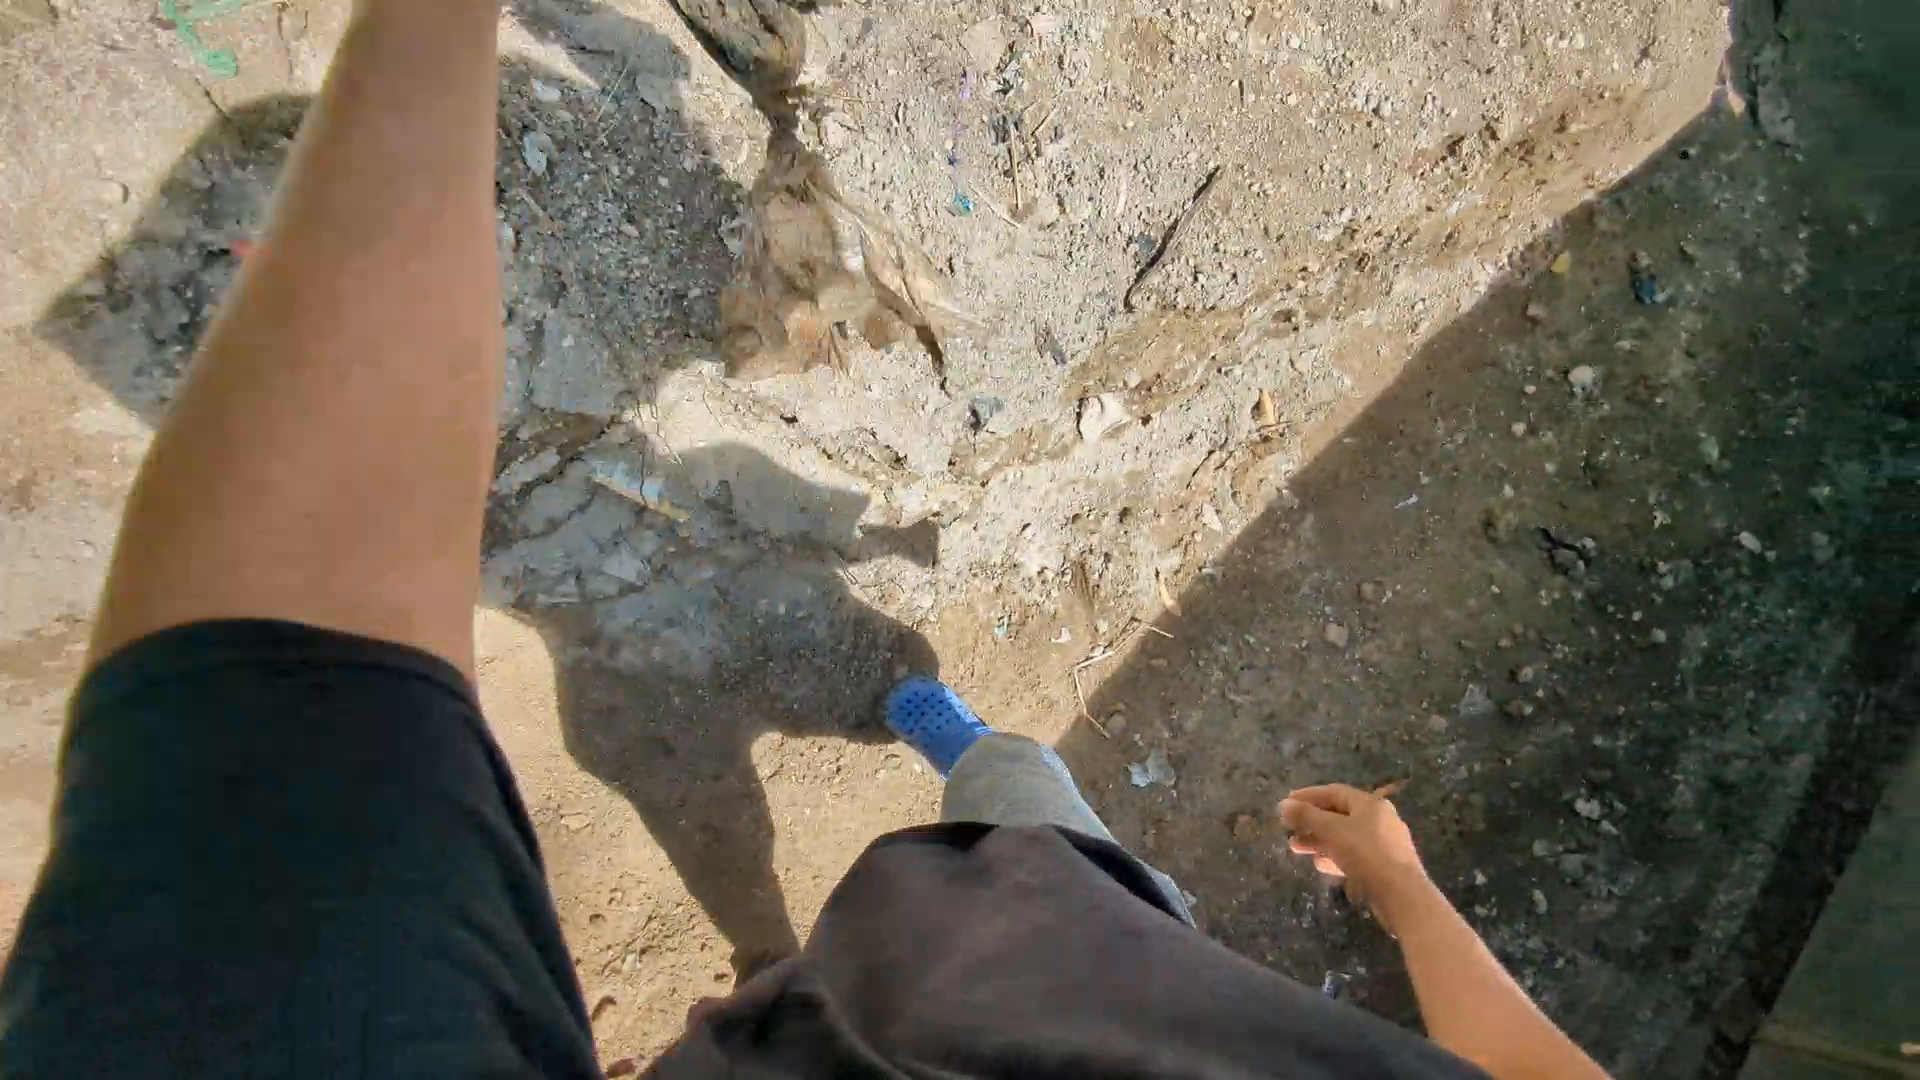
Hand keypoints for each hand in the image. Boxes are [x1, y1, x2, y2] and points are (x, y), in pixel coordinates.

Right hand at [1280, 783, 1433, 929]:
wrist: (1403, 898)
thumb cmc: (1366, 854)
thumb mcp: (1330, 830)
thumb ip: (1305, 816)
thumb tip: (1283, 804)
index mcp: (1370, 805)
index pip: (1333, 792)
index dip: (1307, 796)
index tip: (1286, 803)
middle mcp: (1380, 820)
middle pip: (1338, 815)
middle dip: (1310, 822)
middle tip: (1288, 829)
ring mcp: (1385, 845)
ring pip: (1344, 837)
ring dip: (1318, 841)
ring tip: (1296, 849)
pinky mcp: (1385, 867)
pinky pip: (1354, 855)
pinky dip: (1335, 856)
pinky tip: (1320, 865)